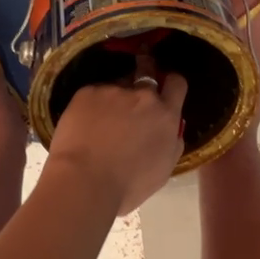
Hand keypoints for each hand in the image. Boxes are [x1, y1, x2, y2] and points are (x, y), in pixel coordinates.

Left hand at [45, 73, 187, 215]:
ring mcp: (113, 90)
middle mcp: (143, 96)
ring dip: (114, 97)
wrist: (85, 181)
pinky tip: (83, 125)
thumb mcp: (163, 170)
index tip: (164, 88)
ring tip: (101, 120)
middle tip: (133, 92)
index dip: (171, 83)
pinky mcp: (88, 92)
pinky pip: (94, 94)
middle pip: (147, 72)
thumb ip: (171, 143)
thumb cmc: (128, 186)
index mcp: (165, 116)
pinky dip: (91, 106)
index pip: (176, 83)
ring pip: (117, 85)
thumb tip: (170, 131)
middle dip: (144, 75)